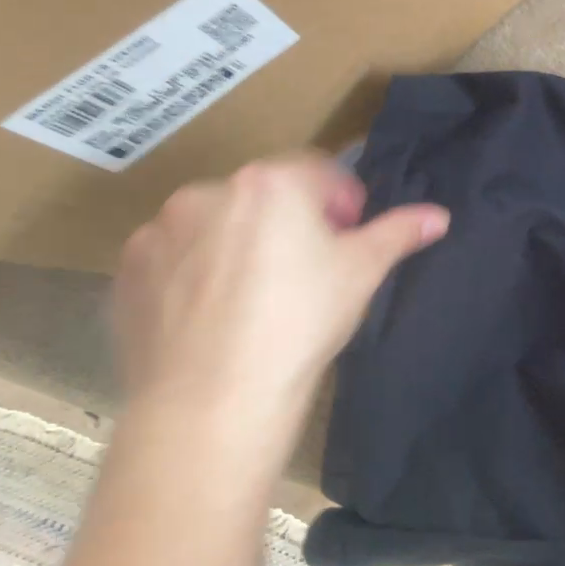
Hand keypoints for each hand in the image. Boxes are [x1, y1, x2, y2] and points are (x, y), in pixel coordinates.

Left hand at [111, 154, 448, 450]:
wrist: (212, 396)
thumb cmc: (301, 320)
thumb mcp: (364, 271)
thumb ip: (400, 232)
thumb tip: (440, 215)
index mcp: (271, 184)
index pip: (318, 169)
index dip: (342, 201)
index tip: (348, 238)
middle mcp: (207, 193)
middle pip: (264, 194)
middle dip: (290, 220)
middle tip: (310, 267)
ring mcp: (158, 233)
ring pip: (215, 224)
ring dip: (240, 243)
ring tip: (259, 295)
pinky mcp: (125, 273)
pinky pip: (174, 258)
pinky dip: (197, 272)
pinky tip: (217, 313)